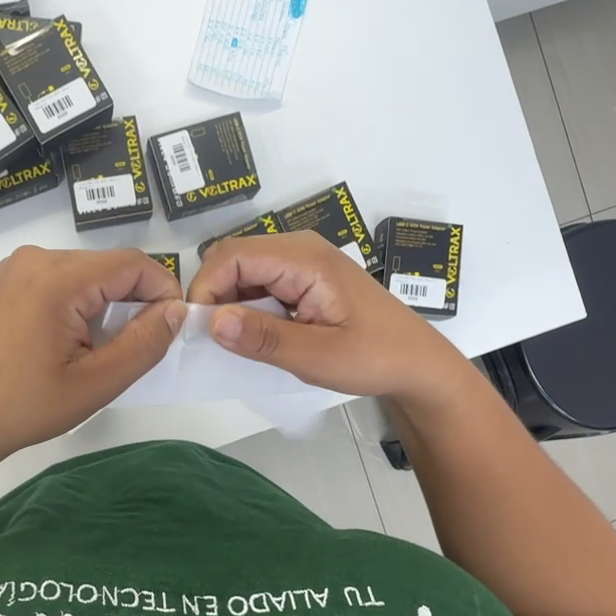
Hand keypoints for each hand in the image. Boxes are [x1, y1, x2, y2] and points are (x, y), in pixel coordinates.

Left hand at [0, 246, 183, 477]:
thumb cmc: (30, 406)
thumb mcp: (98, 382)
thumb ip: (144, 342)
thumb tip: (176, 310)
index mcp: (57, 280)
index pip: (132, 264)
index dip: (162, 292)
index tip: (168, 329)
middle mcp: (34, 259)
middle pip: (107, 266)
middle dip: (130, 301)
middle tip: (131, 347)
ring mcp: (14, 267)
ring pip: (83, 272)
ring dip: (102, 303)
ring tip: (95, 348)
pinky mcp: (3, 280)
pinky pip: (56, 280)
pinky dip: (74, 302)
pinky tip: (65, 340)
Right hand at [189, 231, 464, 402]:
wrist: (415, 364)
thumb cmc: (375, 358)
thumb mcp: (317, 356)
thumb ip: (264, 338)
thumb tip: (213, 323)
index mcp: (305, 259)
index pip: (232, 257)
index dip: (206, 290)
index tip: (199, 332)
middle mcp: (299, 251)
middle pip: (232, 259)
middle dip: (212, 296)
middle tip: (209, 341)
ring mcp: (301, 264)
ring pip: (242, 273)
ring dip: (227, 305)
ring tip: (231, 344)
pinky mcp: (302, 281)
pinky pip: (259, 286)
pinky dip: (245, 310)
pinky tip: (251, 338)